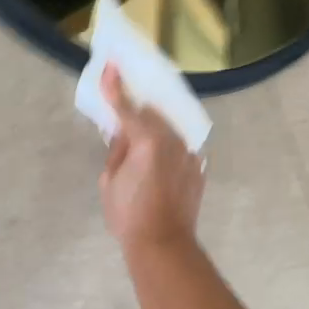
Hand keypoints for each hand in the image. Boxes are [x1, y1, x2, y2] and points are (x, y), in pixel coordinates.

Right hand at [98, 64, 204, 251]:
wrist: (164, 244)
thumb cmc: (129, 215)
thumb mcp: (109, 181)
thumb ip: (116, 151)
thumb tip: (123, 136)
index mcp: (147, 140)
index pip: (127, 108)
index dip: (116, 86)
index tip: (111, 65)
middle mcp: (173, 140)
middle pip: (152, 116)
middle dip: (137, 114)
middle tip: (123, 115)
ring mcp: (189, 154)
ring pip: (170, 131)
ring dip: (155, 131)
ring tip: (142, 141)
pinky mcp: (198, 169)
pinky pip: (181, 150)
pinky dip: (169, 150)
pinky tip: (159, 162)